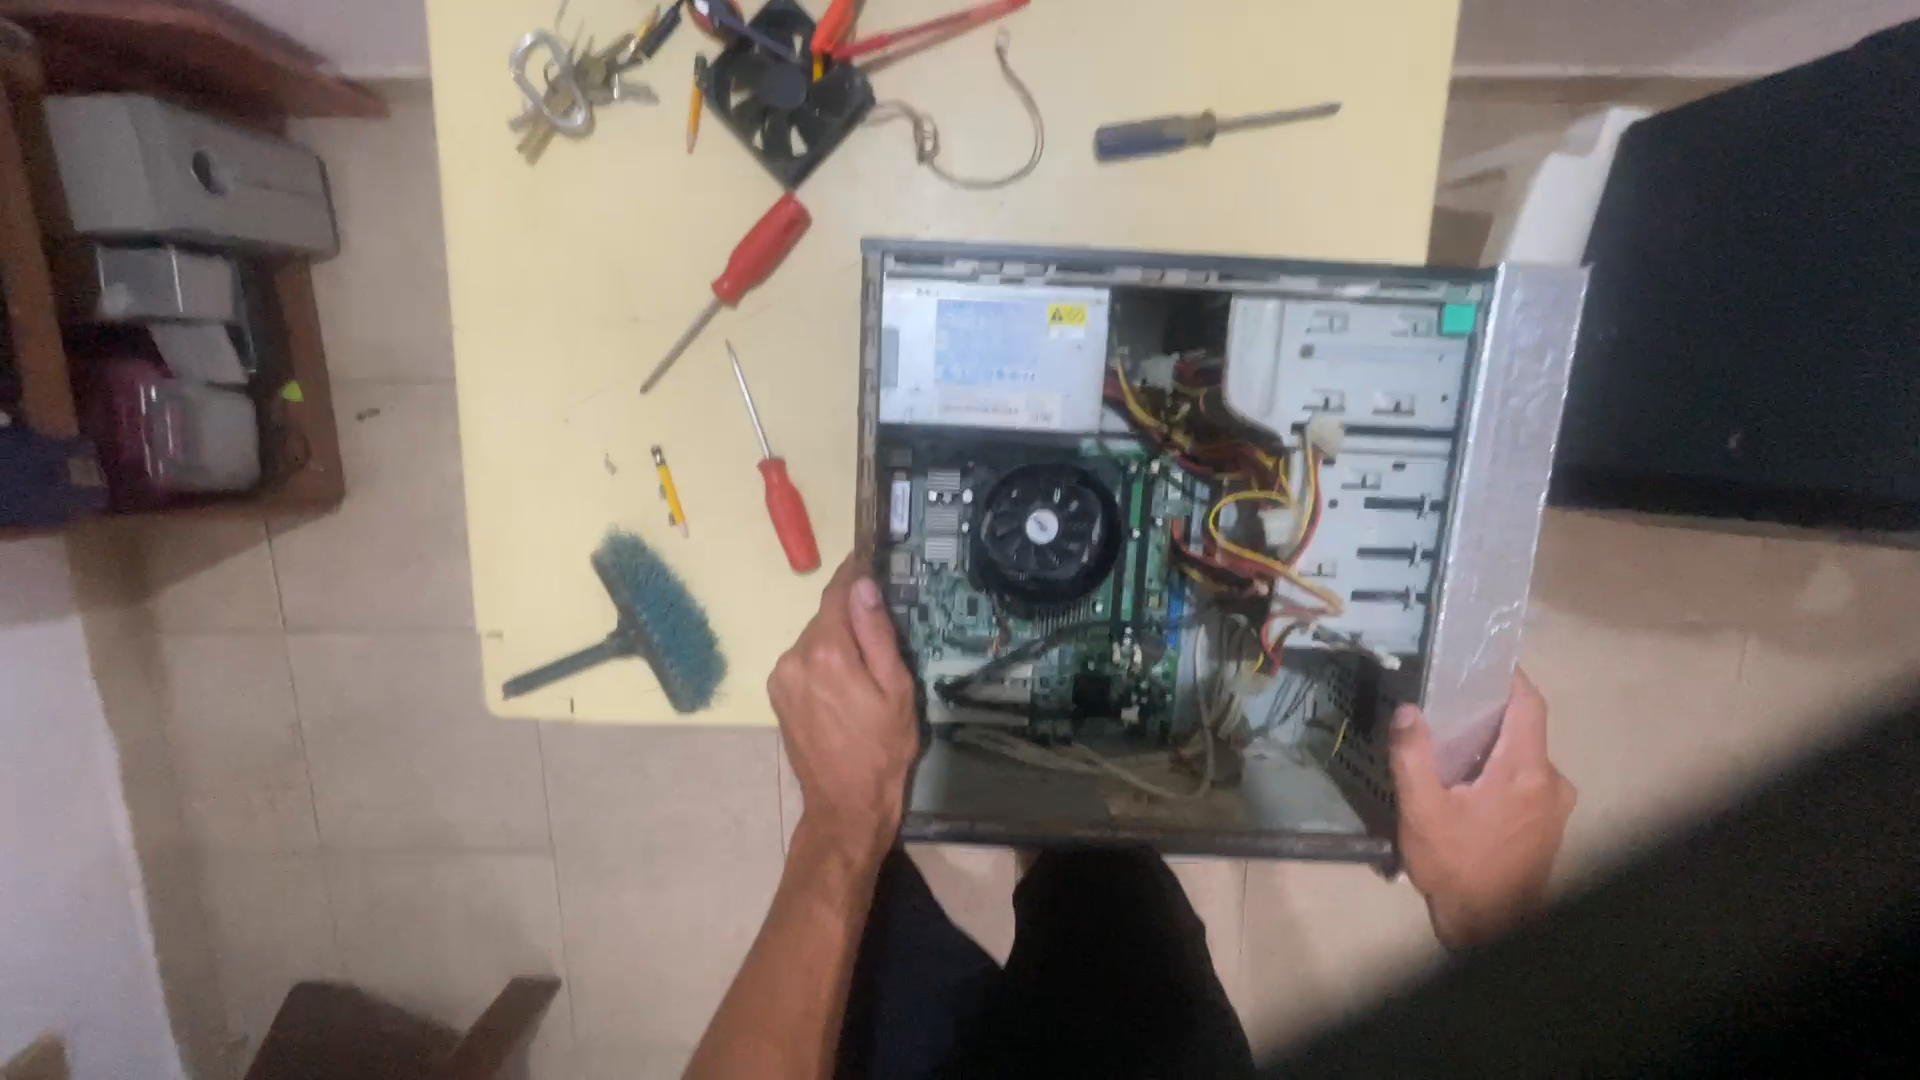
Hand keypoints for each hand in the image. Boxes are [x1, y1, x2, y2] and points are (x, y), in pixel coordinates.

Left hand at [768, 555, 919, 853]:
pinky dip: (823, 661)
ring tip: (865, 669)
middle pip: (825, 617)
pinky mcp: (777, 695)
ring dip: (837, 641)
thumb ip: (876, 632)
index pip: (836, 594)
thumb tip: (863, 585)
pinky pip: (804, 661)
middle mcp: (794, 657)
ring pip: (814, 639)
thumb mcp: (895, 688)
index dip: (852, 573)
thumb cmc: (882, 747)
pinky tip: (844, 686)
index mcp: (826, 652)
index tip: (867, 556)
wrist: (845, 804)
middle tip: (883, 631)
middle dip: (851, 617)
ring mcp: (780, 677)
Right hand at [1391, 670, 1575, 950]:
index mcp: (1525, 770)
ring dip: (1488, 742)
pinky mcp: (1547, 823)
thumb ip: (1413, 755)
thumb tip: (1409, 709)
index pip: (1529, 705)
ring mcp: (1554, 804)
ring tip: (1444, 741)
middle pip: (1523, 727)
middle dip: (1484, 710)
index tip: (1477, 658)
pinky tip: (1462, 779)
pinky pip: (1524, 777)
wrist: (1492, 925)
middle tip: (1440, 701)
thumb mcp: (1421, 808)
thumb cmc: (1456, 863)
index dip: (1508, 675)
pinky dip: (1496, 766)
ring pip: (1522, 754)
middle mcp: (1550, 781)